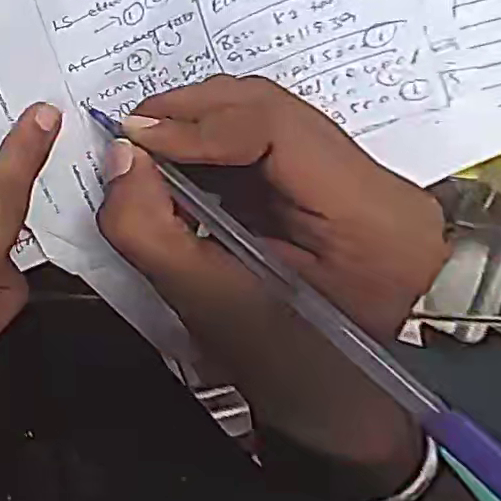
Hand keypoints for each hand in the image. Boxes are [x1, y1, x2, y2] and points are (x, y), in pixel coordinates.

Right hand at [97, 75, 447, 482]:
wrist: (334, 396)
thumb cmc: (280, 363)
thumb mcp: (203, 301)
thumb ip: (148, 228)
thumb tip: (121, 156)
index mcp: (370, 219)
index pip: (277, 129)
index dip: (196, 126)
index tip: (132, 139)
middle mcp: (379, 183)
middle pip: (269, 105)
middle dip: (187, 111)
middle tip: (130, 134)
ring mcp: (358, 176)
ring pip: (262, 110)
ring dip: (194, 120)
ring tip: (148, 147)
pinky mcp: (329, 178)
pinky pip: (257, 133)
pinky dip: (205, 138)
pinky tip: (177, 162)